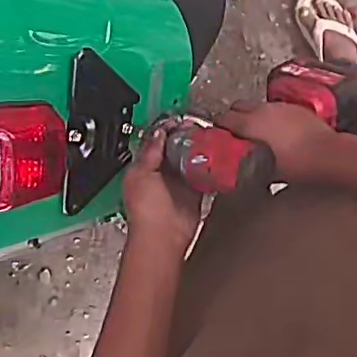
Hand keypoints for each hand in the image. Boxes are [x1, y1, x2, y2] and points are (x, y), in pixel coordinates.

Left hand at [121, 127, 202, 252]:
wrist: (163, 236)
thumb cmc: (146, 211)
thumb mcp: (142, 174)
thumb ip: (151, 151)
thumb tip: (158, 132)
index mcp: (143, 167)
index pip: (156, 141)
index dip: (167, 129)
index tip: (179, 120)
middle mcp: (162, 174)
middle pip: (175, 148)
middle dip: (186, 137)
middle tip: (198, 126)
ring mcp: (179, 183)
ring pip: (190, 160)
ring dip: (198, 150)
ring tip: (208, 137)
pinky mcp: (194, 193)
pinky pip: (203, 175)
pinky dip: (208, 167)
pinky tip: (215, 157)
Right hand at [217, 101, 342, 182]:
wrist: (327, 154)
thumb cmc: (297, 165)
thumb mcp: (265, 169)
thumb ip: (247, 163)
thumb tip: (239, 165)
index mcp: (250, 123)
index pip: (223, 118)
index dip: (219, 128)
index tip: (220, 136)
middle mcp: (263, 110)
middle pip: (237, 106)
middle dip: (233, 117)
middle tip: (235, 133)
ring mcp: (280, 106)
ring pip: (257, 106)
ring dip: (253, 116)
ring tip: (257, 133)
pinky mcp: (296, 108)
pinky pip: (275, 109)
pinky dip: (271, 117)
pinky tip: (277, 132)